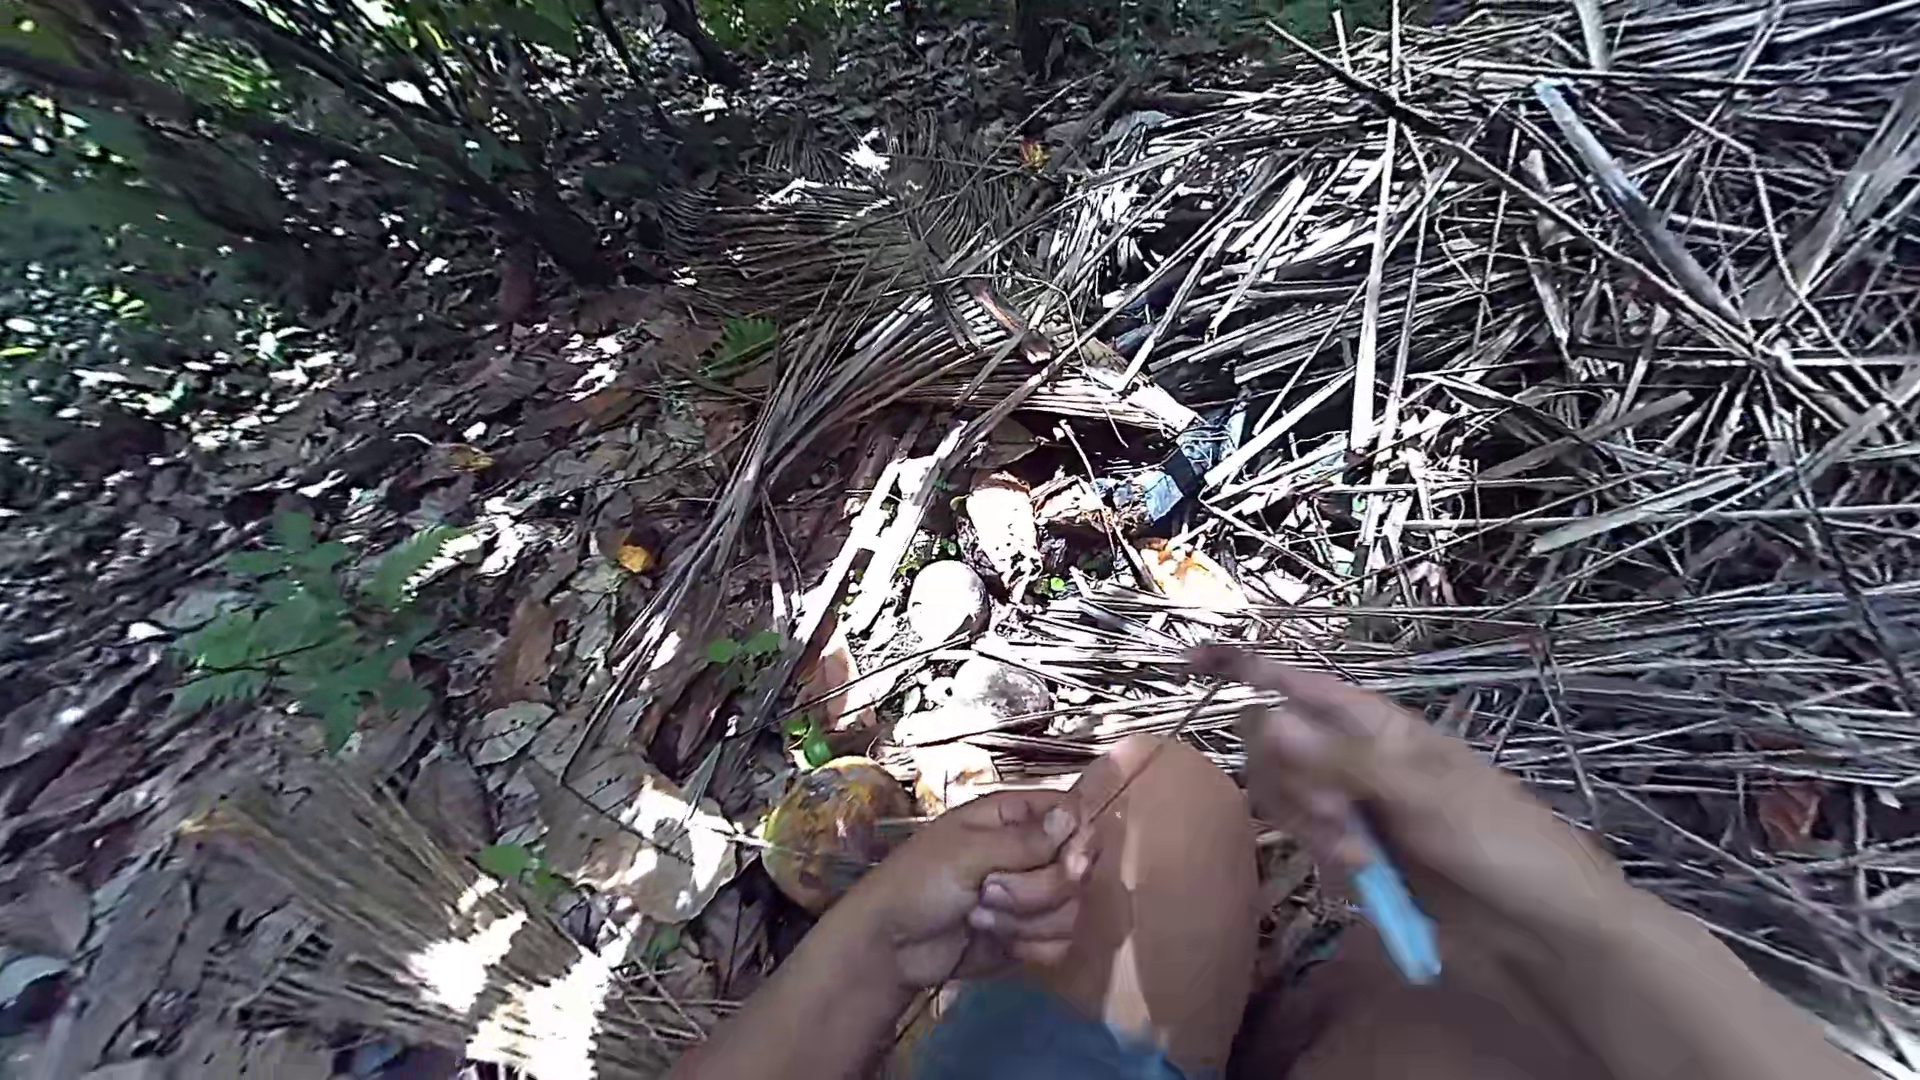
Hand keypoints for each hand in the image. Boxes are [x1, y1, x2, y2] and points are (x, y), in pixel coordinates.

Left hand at [832, 789, 1091, 990]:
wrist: (893, 945)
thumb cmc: (921, 880)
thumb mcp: (968, 852)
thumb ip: (1024, 840)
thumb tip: (1074, 814)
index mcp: (1012, 816)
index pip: (1069, 813)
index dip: (1078, 836)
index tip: (1070, 860)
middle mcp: (1030, 851)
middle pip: (1076, 866)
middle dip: (1038, 888)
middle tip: (992, 888)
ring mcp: (1032, 894)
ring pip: (1070, 908)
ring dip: (1024, 918)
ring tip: (981, 912)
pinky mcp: (1030, 934)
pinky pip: (1059, 943)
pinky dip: (1027, 945)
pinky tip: (990, 937)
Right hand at [1191, 646, 1634, 953]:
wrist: (1541, 936)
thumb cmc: (1502, 842)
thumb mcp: (1425, 793)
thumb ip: (1340, 759)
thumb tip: (1265, 719)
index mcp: (1366, 721)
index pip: (1290, 680)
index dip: (1240, 665)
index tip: (1191, 661)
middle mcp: (1341, 751)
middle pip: (1268, 738)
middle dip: (1291, 777)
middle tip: (1339, 814)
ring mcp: (1338, 796)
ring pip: (1275, 786)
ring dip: (1307, 820)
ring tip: (1358, 853)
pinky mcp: (1336, 839)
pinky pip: (1294, 829)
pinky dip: (1318, 848)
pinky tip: (1361, 871)